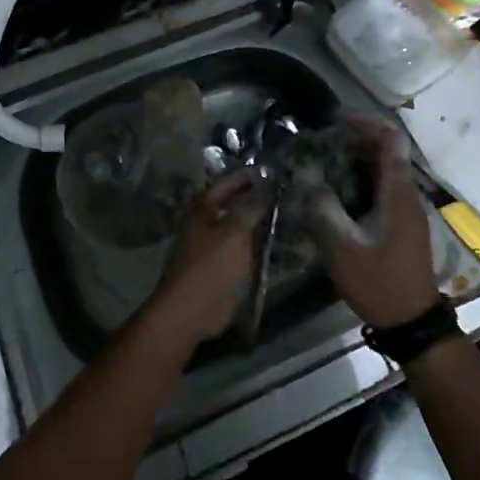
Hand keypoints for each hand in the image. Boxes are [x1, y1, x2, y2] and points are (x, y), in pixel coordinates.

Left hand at [145, 169, 269, 345]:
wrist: (192, 308)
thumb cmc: (211, 265)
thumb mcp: (235, 231)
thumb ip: (251, 206)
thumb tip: (267, 183)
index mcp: (203, 206)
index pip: (227, 181)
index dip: (248, 175)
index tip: (274, 171)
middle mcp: (206, 220)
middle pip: (233, 201)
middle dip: (255, 195)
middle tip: (285, 190)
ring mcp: (213, 242)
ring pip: (239, 223)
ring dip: (258, 218)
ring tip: (288, 211)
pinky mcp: (221, 263)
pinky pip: (242, 245)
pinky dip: (258, 240)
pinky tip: (277, 239)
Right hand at [308, 117, 441, 327]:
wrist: (410, 320)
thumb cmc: (378, 282)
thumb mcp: (342, 247)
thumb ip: (324, 209)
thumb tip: (312, 183)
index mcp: (397, 194)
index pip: (390, 142)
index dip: (366, 123)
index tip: (335, 119)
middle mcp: (406, 195)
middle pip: (387, 151)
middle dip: (355, 138)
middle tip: (319, 138)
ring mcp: (405, 210)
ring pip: (383, 169)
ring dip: (355, 158)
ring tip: (321, 158)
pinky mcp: (399, 223)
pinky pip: (380, 187)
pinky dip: (358, 177)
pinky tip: (334, 188)